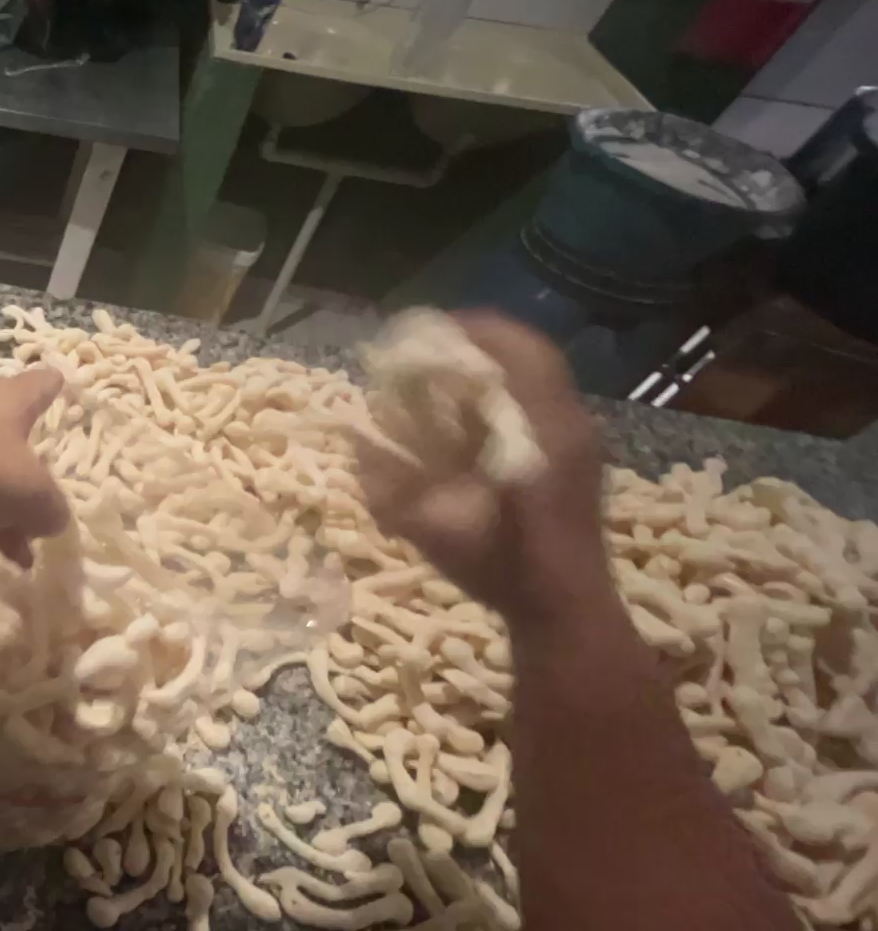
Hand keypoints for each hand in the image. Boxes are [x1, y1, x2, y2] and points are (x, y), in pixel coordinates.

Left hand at [0, 369, 69, 565]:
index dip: (57, 387)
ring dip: (9, 515)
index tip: (67, 388)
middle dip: (36, 477)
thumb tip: (52, 519)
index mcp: (8, 399)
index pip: (41, 384)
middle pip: (16, 442)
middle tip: (54, 504)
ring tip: (25, 551)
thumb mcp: (31, 494)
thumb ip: (53, 508)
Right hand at [355, 312, 612, 626]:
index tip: (428, 325)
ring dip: (488, 370)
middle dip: (476, 346)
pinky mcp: (574, 456)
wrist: (563, 605)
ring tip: (440, 373)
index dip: (476, 332)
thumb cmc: (498, 566)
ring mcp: (577, 440)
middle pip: (529, 360)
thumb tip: (354, 442)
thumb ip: (389, 484)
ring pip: (535, 381)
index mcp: (541, 434)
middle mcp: (566, 426)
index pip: (519, 356)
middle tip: (426, 346)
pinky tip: (464, 414)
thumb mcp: (430, 527)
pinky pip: (536, 406)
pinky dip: (499, 397)